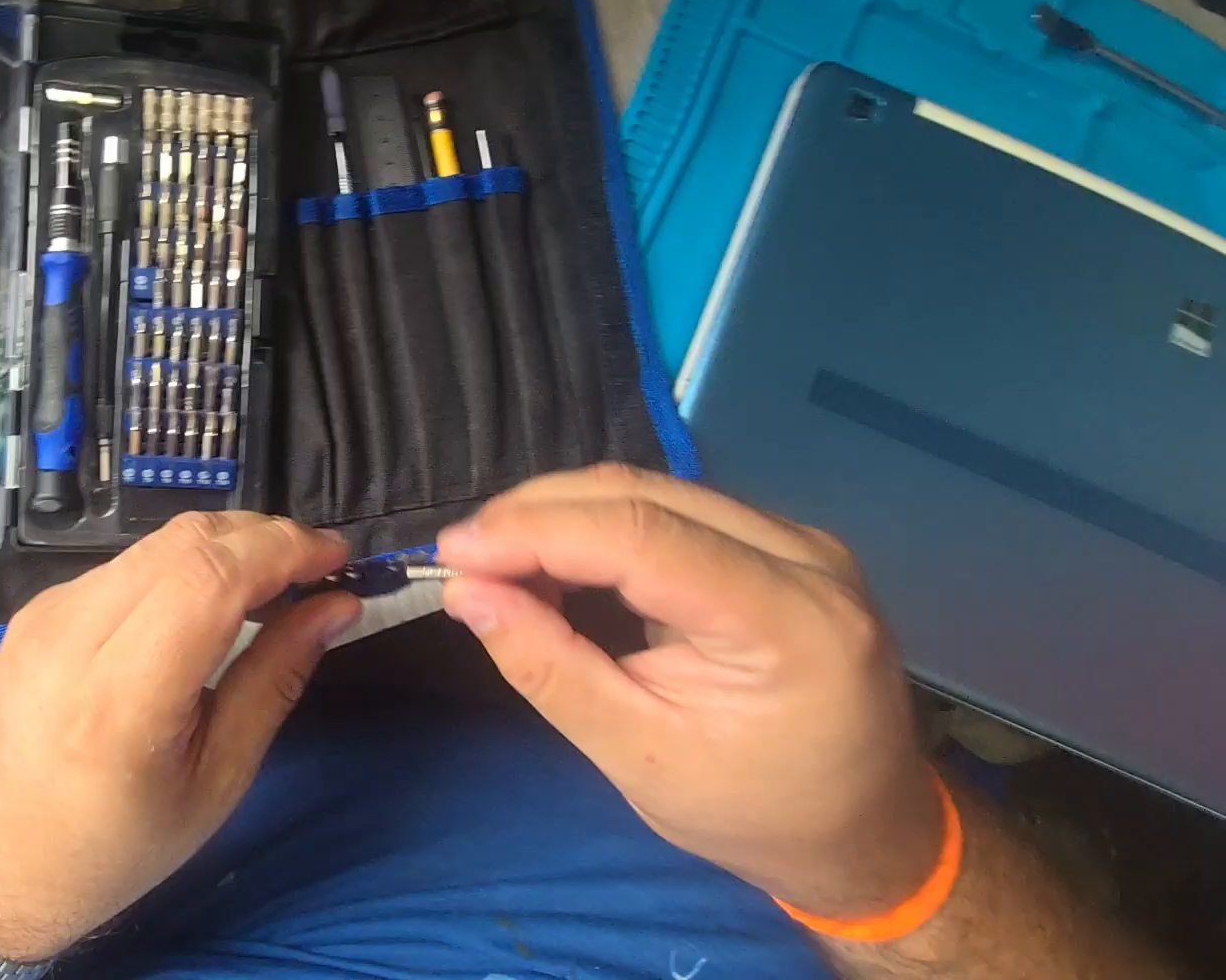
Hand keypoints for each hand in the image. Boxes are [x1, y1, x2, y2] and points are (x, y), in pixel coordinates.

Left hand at [0, 512, 360, 961]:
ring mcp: (46, 613)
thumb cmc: (116, 846)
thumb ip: (276, 677)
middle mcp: (72, 636)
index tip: (337, 556)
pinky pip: (130, 562)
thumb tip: (335, 607)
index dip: (284, 550)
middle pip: (186, 541)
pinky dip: (188, 562)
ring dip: (230, 543)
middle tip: (315, 564)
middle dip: (266, 536)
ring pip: (159, 541)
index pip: (209, 579)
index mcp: (120, 700)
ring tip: (274, 578)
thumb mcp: (218, 779)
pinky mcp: (38, 606)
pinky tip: (213, 596)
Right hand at [435, 465, 943, 920]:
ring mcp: (792, 537)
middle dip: (533, 514)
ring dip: (555, 513)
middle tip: (462, 554)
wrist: (863, 828)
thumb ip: (548, 669)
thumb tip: (465, 593)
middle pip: (640, 494)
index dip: (535, 532)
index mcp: (789, 624)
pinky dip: (588, 523)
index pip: (641, 538)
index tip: (453, 552)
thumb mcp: (637, 757)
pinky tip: (550, 555)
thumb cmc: (753, 811)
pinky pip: (660, 504)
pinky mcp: (770, 537)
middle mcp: (803, 556)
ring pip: (645, 487)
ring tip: (494, 558)